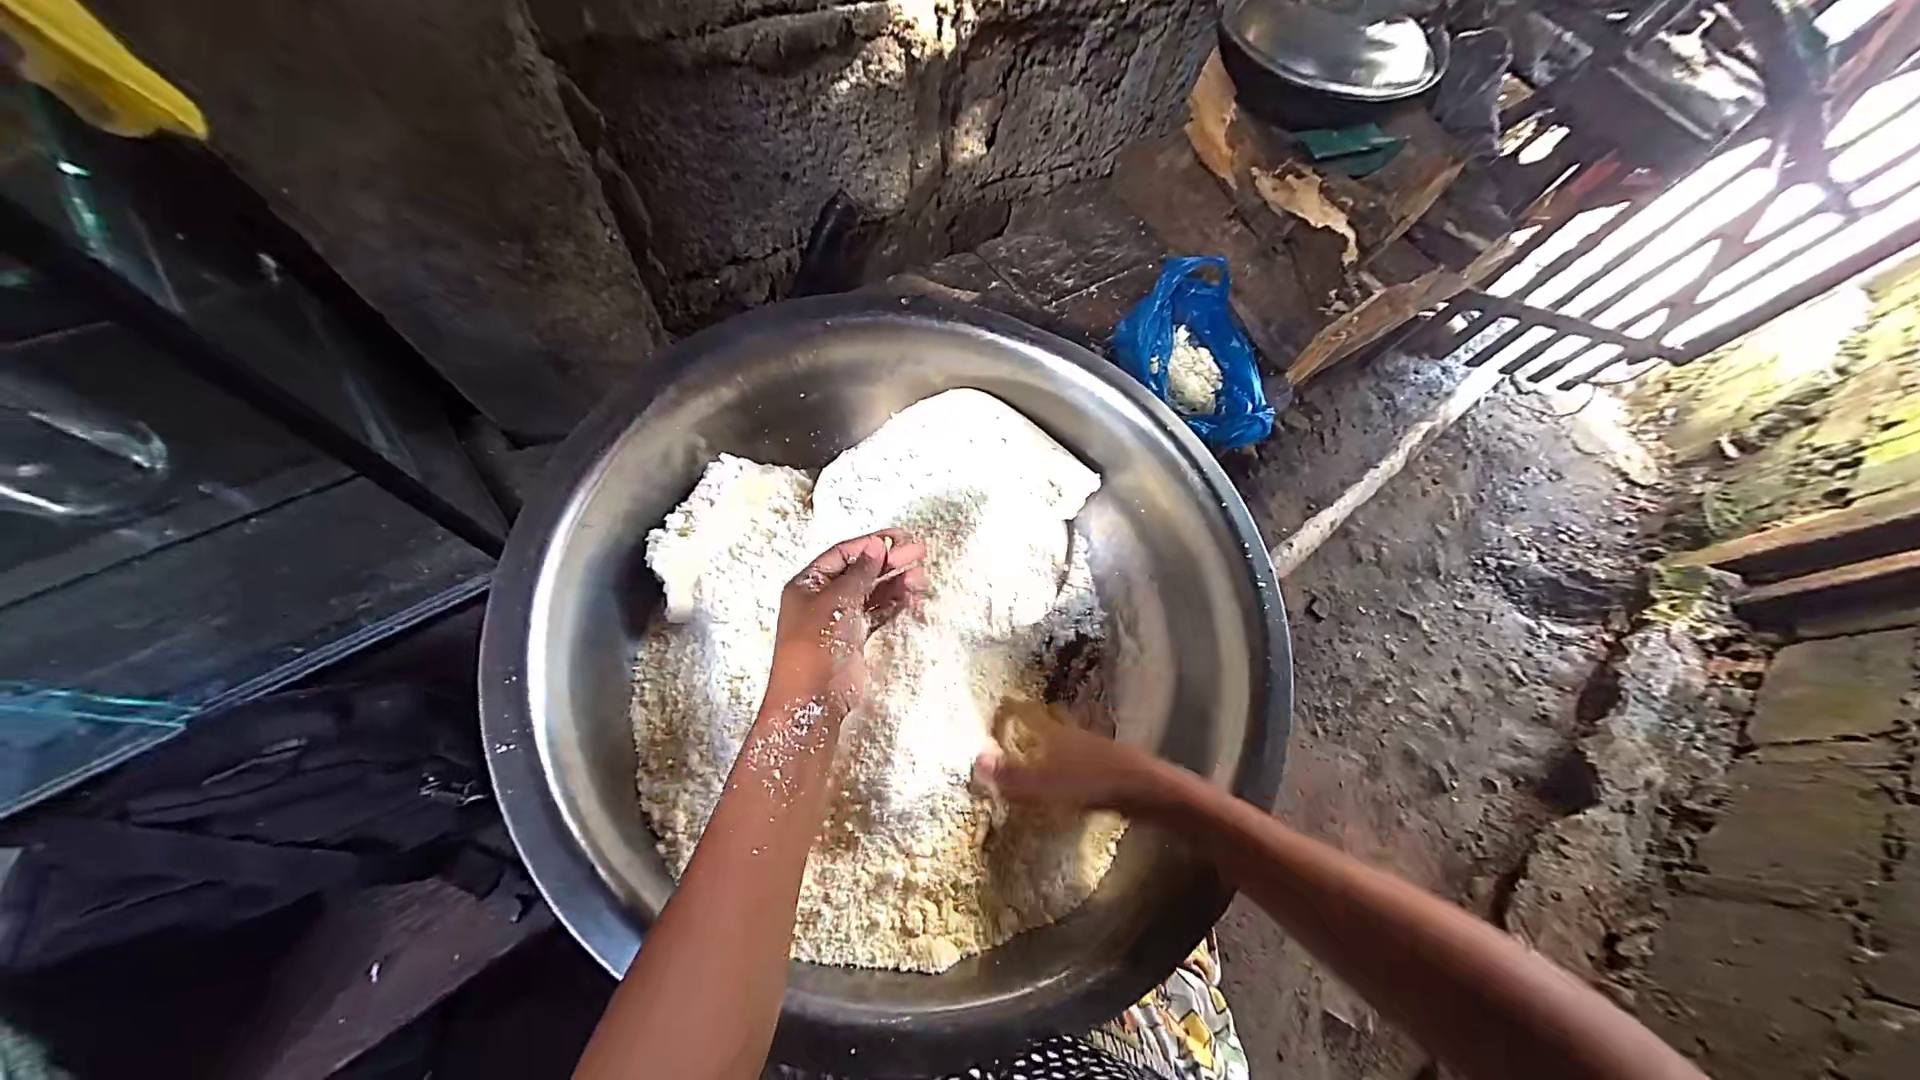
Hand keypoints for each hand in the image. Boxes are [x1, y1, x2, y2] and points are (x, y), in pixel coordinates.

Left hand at [769, 529, 926, 714]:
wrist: (813, 697)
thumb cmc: (816, 644)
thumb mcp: (837, 600)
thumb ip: (861, 572)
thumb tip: (877, 546)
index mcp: (808, 583)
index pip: (843, 554)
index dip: (871, 544)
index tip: (900, 537)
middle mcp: (823, 598)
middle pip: (861, 572)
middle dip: (890, 561)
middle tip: (919, 552)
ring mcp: (839, 619)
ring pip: (872, 593)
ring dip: (896, 582)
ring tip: (921, 577)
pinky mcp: (854, 638)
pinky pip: (877, 613)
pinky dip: (894, 603)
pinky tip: (911, 596)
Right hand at [973, 702, 1172, 814]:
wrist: (1146, 789)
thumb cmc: (1091, 782)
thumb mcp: (1045, 785)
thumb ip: (1011, 776)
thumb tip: (975, 760)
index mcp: (1054, 732)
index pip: (1027, 715)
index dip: (1013, 709)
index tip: (1000, 704)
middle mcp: (1072, 734)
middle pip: (1047, 725)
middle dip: (1033, 726)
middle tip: (1018, 726)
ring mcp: (1092, 749)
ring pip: (1066, 741)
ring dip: (1053, 746)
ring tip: (1039, 753)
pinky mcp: (1109, 767)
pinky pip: (1081, 762)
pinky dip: (1070, 766)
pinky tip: (1069, 781)